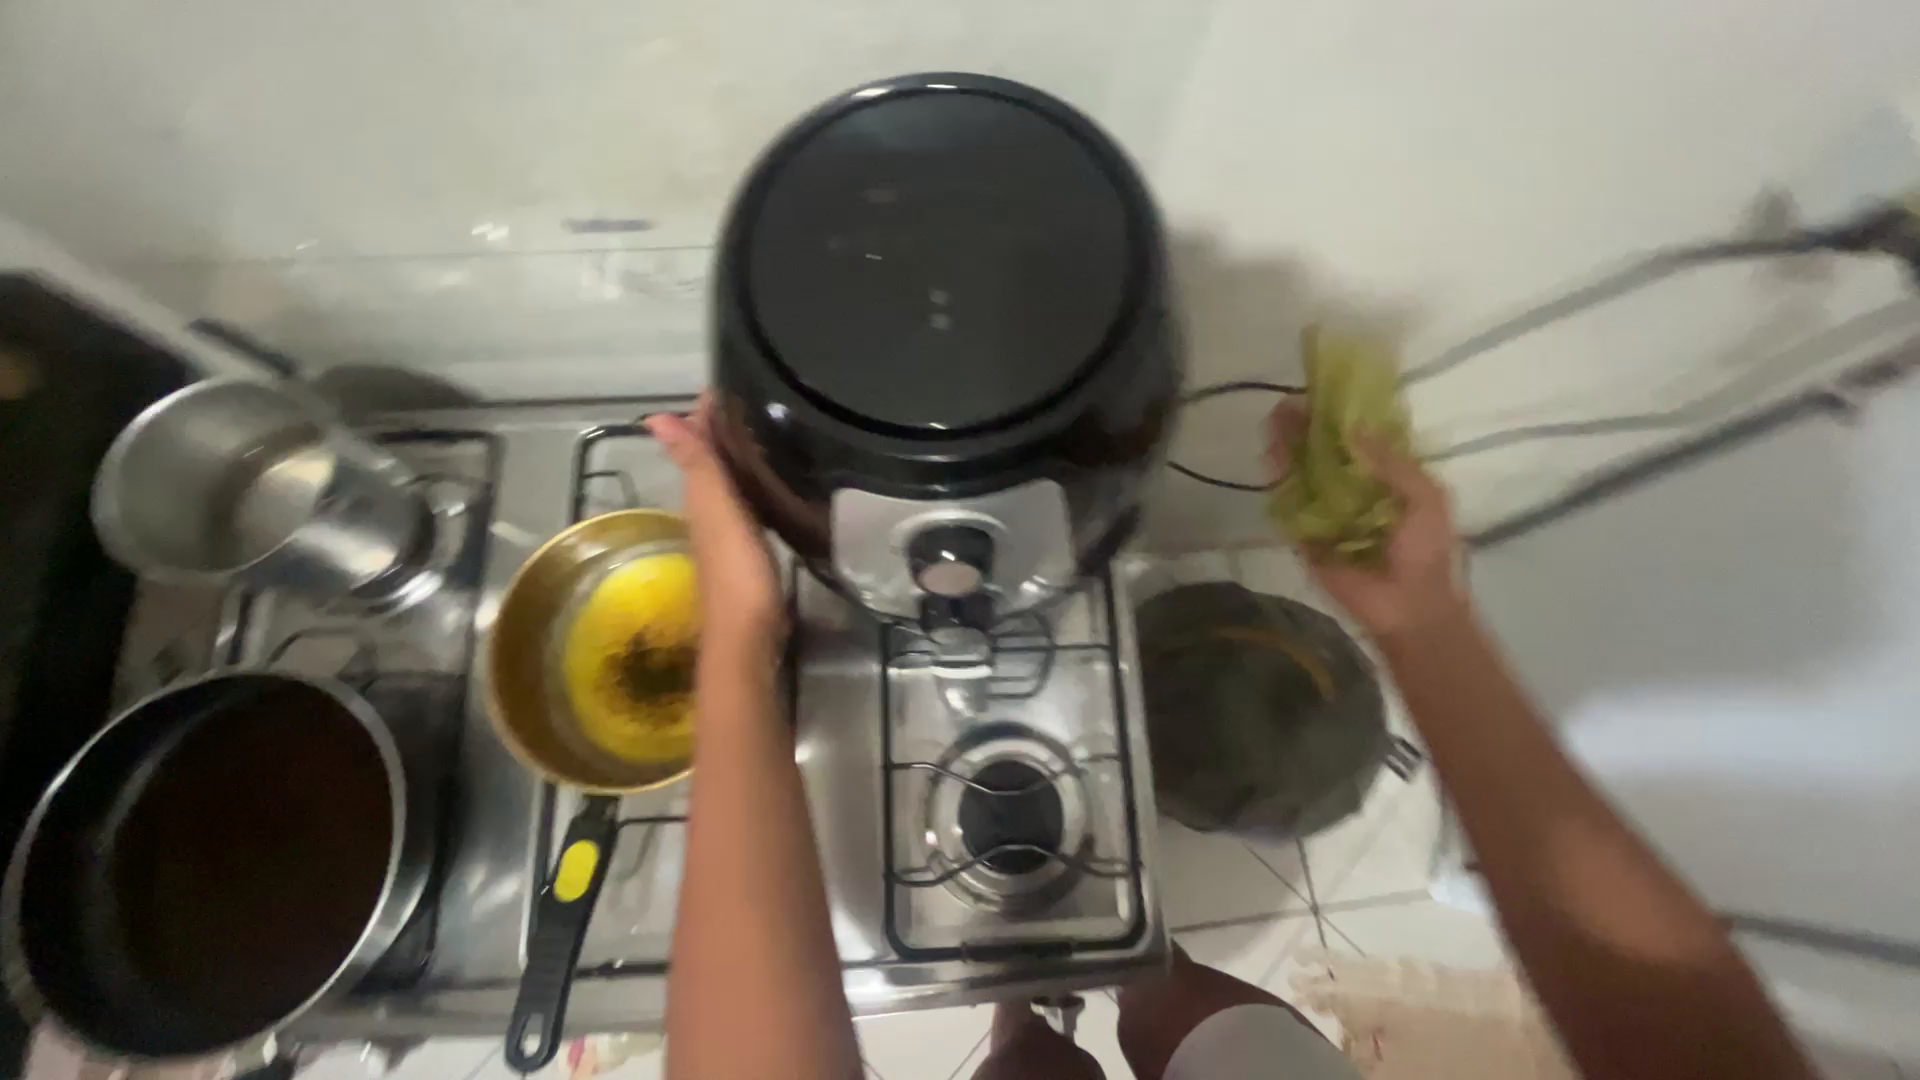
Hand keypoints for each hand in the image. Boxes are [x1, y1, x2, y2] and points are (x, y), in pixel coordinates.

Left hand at [646, 396, 783, 650]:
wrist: (748, 634)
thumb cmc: (737, 572)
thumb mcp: (718, 511)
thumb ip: (697, 465)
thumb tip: (656, 417)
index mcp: (700, 495)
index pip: (698, 441)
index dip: (708, 413)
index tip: (732, 381)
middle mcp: (708, 509)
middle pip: (711, 459)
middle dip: (725, 429)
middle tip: (758, 400)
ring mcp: (727, 531)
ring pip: (728, 481)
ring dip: (739, 456)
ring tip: (767, 432)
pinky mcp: (747, 549)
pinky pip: (747, 503)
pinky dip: (753, 484)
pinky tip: (771, 483)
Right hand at [1267, 400, 1468, 639]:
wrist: (1409, 605)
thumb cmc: (1427, 551)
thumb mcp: (1427, 497)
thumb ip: (1394, 464)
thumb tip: (1356, 430)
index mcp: (1381, 482)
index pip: (1353, 444)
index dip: (1337, 420)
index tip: (1320, 396)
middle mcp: (1348, 494)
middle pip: (1319, 455)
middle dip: (1303, 430)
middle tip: (1286, 405)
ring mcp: (1323, 515)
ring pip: (1298, 475)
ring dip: (1285, 449)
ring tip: (1273, 422)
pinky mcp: (1302, 536)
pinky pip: (1286, 506)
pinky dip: (1277, 483)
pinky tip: (1271, 458)